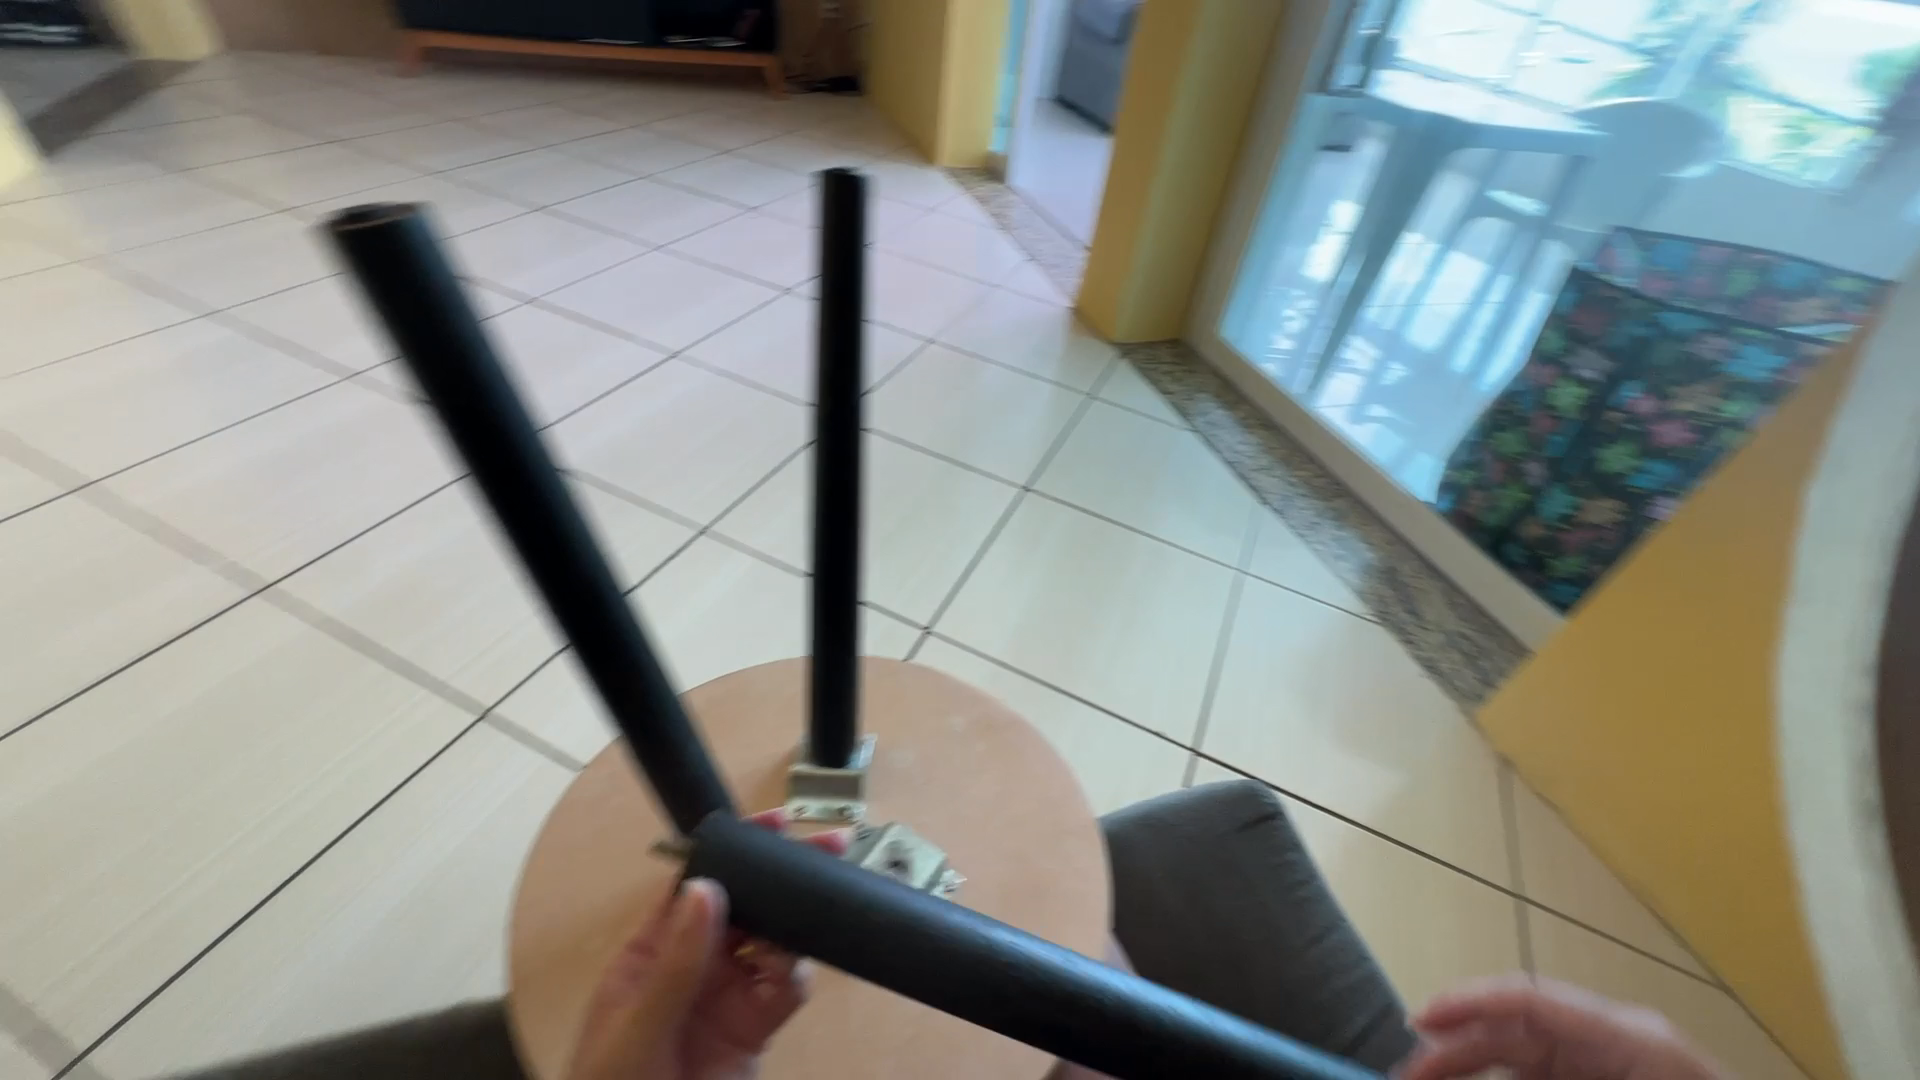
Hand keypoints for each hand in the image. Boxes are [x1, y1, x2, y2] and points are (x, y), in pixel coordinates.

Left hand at [566, 811, 847, 1079]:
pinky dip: (798, 977)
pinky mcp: (755, 1027)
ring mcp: (728, 994)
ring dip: (796, 925)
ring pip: (772, 940)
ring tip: (815, 912)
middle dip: (782, 876)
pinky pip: (786, 989)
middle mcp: (695, 963)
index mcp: (653, 951)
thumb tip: (708, 887)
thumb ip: (673, 967)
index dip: (733, 850)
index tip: (773, 825)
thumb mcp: (633, 1033)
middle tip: (829, 849)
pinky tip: (794, 978)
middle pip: (745, 904)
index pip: (695, 884)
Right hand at [1399, 976, 1731, 1079]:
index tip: (1419, 1022)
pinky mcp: (1601, 1077)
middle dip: (1454, 1047)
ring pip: (1517, 1051)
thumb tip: (1463, 1066)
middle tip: (1406, 1074)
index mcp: (1626, 1034)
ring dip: (1467, 1064)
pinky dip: (1497, 1079)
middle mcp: (1609, 1037)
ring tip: (1422, 1078)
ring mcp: (1606, 1060)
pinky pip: (1534, 1072)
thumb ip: (1536, 1077)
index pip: (1527, 997)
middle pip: (1512, 1027)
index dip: (1467, 1001)